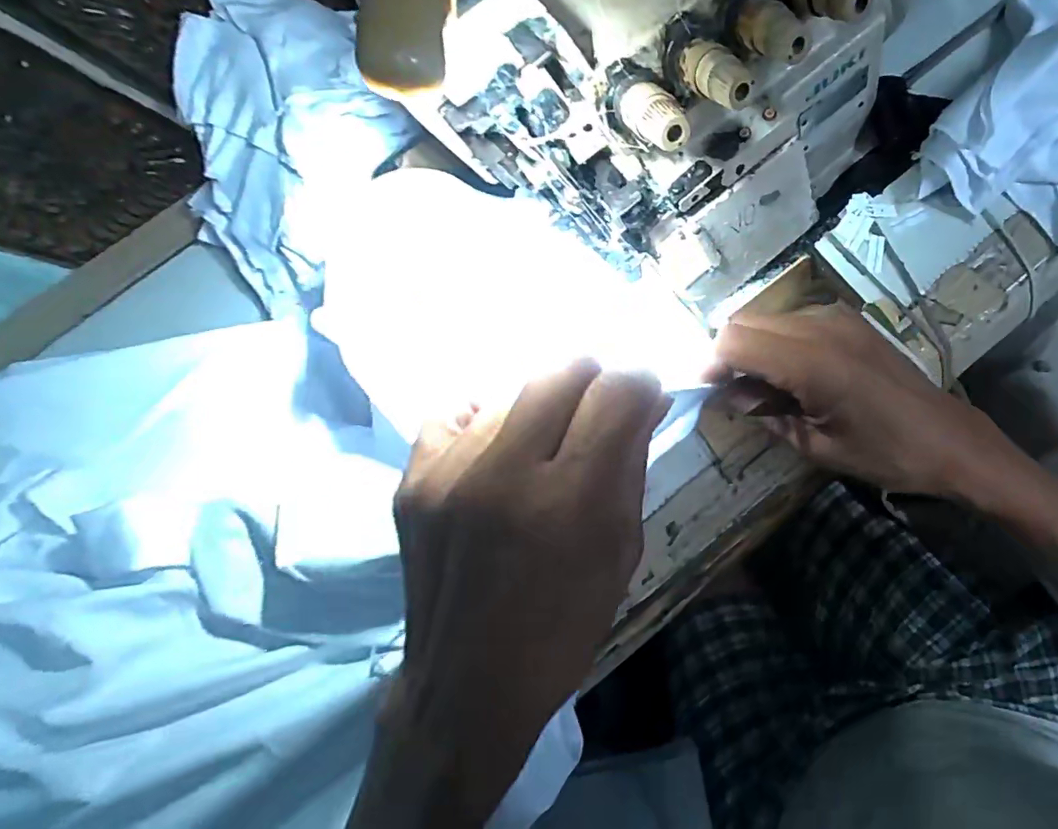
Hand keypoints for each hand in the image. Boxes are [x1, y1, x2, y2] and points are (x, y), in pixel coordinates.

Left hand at [352, 360, 668, 828]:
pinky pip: (458, 412)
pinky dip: (485, 423)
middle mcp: (506, 473)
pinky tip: (494, 453)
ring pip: (514, 390)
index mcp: (571, 501)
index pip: (617, 391)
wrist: (467, 685)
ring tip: (543, 447)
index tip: (641, 398)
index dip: (639, 384)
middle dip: (594, 383)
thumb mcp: (621, 548)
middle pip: (564, 372)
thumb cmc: (564, 625)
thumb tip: (645, 399)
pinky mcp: (413, 479)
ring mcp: (450, 472)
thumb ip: (633, 463)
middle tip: (597, 414)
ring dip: (542, 408)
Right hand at [710, 305, 1022, 497]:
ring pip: (768, 316)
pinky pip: (794, 319)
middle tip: (729, 390)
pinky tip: (790, 373)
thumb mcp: (817, 445)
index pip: (736, 339)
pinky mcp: (849, 318)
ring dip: (752, 344)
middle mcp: (821, 325)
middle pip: (746, 319)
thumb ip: (765, 413)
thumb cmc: (885, 453)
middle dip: (727, 351)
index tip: (705, 389)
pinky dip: (777, 339)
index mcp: (813, 361)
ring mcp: (837, 316)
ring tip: (762, 385)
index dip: (711, 362)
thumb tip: (726, 393)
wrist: (949, 438)